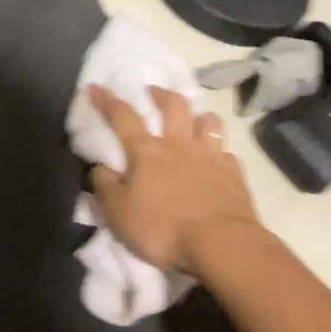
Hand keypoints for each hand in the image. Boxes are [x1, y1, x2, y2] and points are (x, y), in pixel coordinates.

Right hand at [87, 84, 262, 274]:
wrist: (221, 244)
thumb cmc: (164, 229)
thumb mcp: (119, 215)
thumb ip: (106, 188)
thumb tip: (100, 168)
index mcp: (147, 152)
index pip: (122, 117)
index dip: (107, 100)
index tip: (96, 87)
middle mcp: (180, 144)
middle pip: (173, 106)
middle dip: (161, 94)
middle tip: (154, 92)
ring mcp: (211, 155)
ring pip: (209, 121)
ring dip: (199, 116)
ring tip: (194, 120)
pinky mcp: (235, 173)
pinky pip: (228, 152)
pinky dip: (221, 152)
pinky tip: (219, 159)